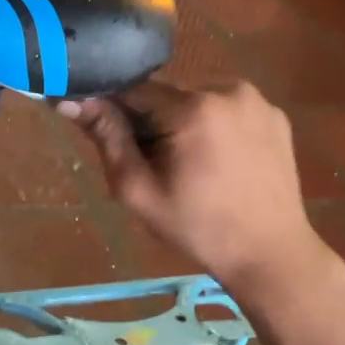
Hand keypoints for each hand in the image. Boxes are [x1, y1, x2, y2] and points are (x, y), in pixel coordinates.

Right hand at [59, 82, 344, 305]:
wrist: (270, 254)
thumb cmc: (196, 227)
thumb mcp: (136, 188)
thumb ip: (105, 137)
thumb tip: (68, 100)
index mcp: (193, 107)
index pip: (132, 89)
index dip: (113, 110)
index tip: (106, 136)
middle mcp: (228, 90)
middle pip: (166, 94)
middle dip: (151, 120)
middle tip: (152, 164)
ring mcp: (257, 101)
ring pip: (195, 99)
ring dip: (181, 122)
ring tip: (188, 166)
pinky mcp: (275, 114)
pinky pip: (225, 109)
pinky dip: (212, 126)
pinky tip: (216, 162)